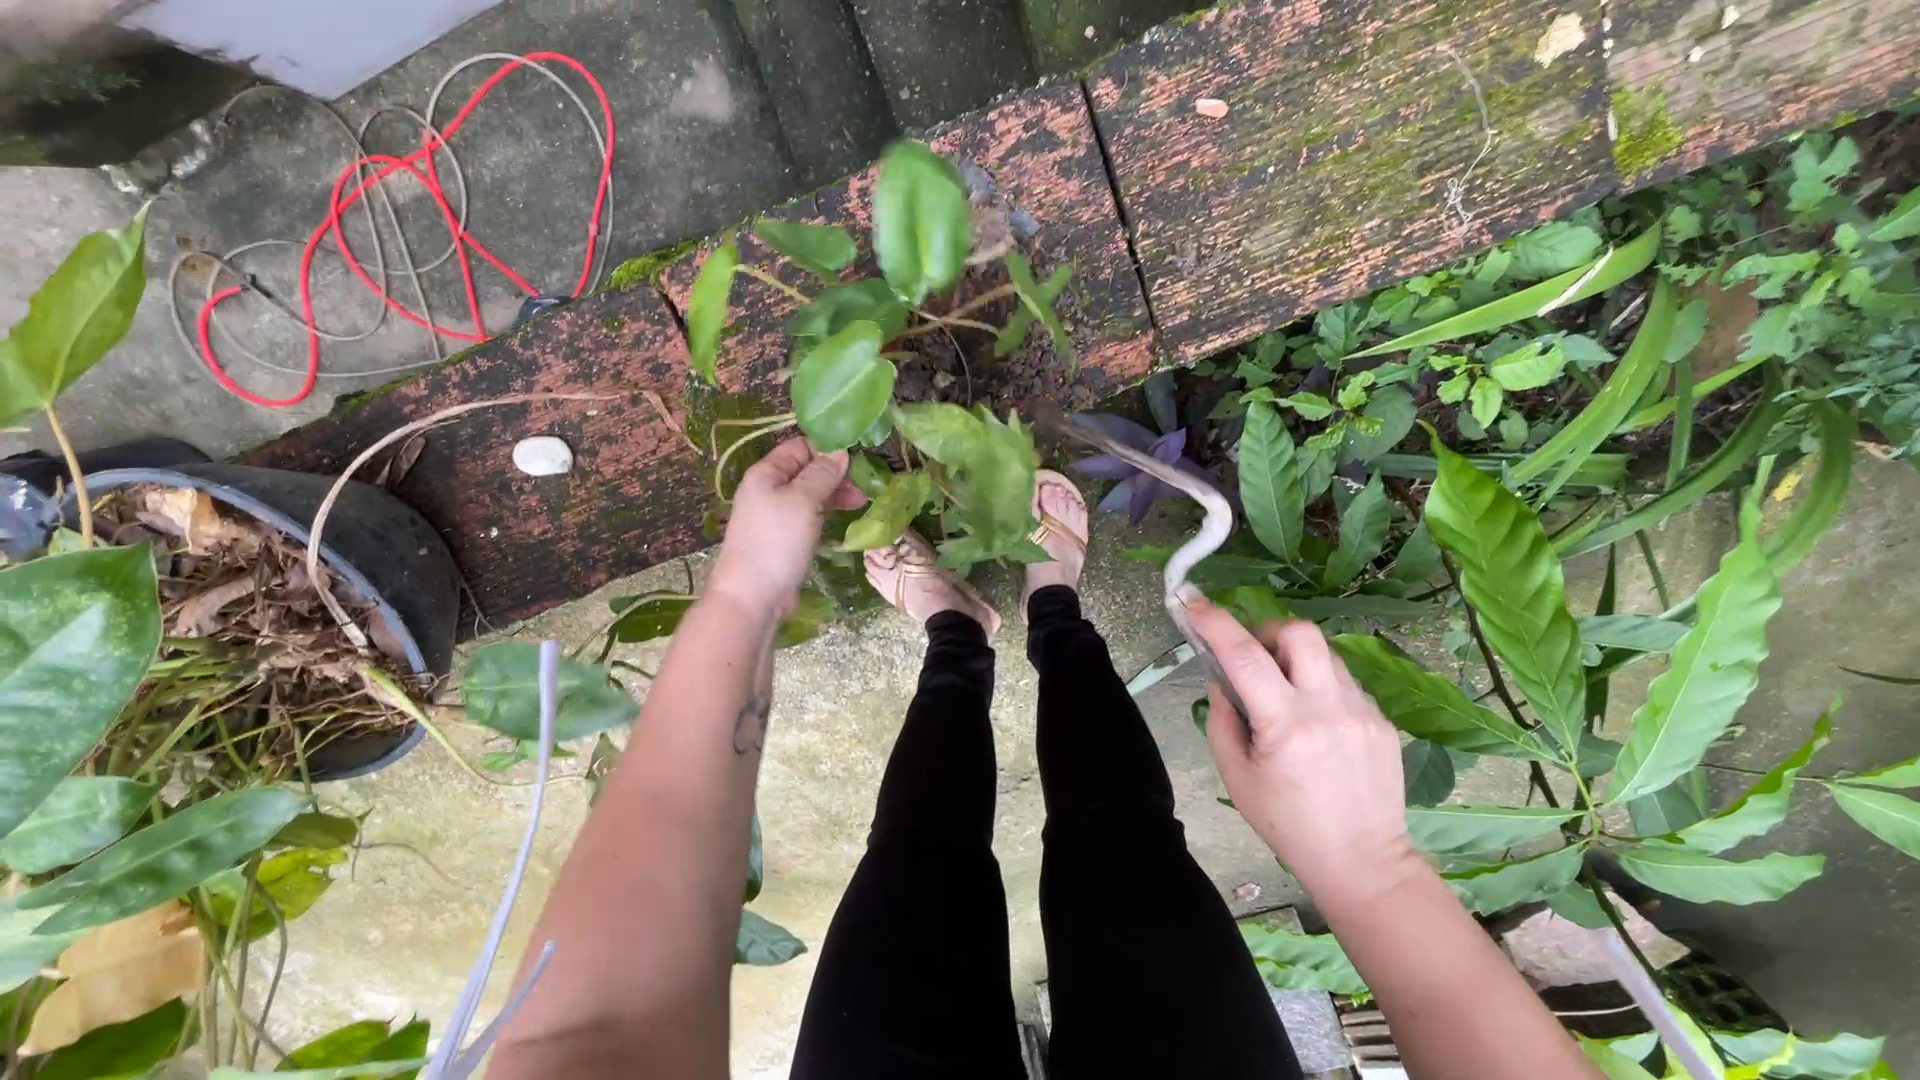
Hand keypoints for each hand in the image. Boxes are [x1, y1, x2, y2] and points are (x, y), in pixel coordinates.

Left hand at [708, 439, 865, 617]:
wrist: (753, 595)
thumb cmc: (776, 542)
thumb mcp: (803, 501)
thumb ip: (822, 474)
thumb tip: (840, 451)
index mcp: (766, 473)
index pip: (799, 447)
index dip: (827, 449)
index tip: (856, 459)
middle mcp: (768, 489)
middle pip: (806, 470)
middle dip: (835, 474)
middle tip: (865, 486)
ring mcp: (775, 514)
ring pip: (809, 494)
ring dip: (835, 494)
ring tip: (861, 502)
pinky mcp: (783, 537)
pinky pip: (808, 515)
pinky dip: (827, 512)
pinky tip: (844, 517)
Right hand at [1186, 597, 1421, 907]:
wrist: (1362, 860)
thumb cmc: (1287, 824)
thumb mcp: (1236, 776)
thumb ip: (1222, 719)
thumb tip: (1222, 678)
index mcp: (1286, 727)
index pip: (1244, 656)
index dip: (1214, 622)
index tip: (1192, 602)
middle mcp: (1328, 709)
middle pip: (1300, 632)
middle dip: (1268, 630)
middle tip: (1254, 654)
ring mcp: (1363, 711)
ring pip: (1325, 653)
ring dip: (1295, 658)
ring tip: (1283, 690)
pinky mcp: (1382, 719)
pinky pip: (1344, 681)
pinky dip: (1319, 684)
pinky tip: (1314, 719)